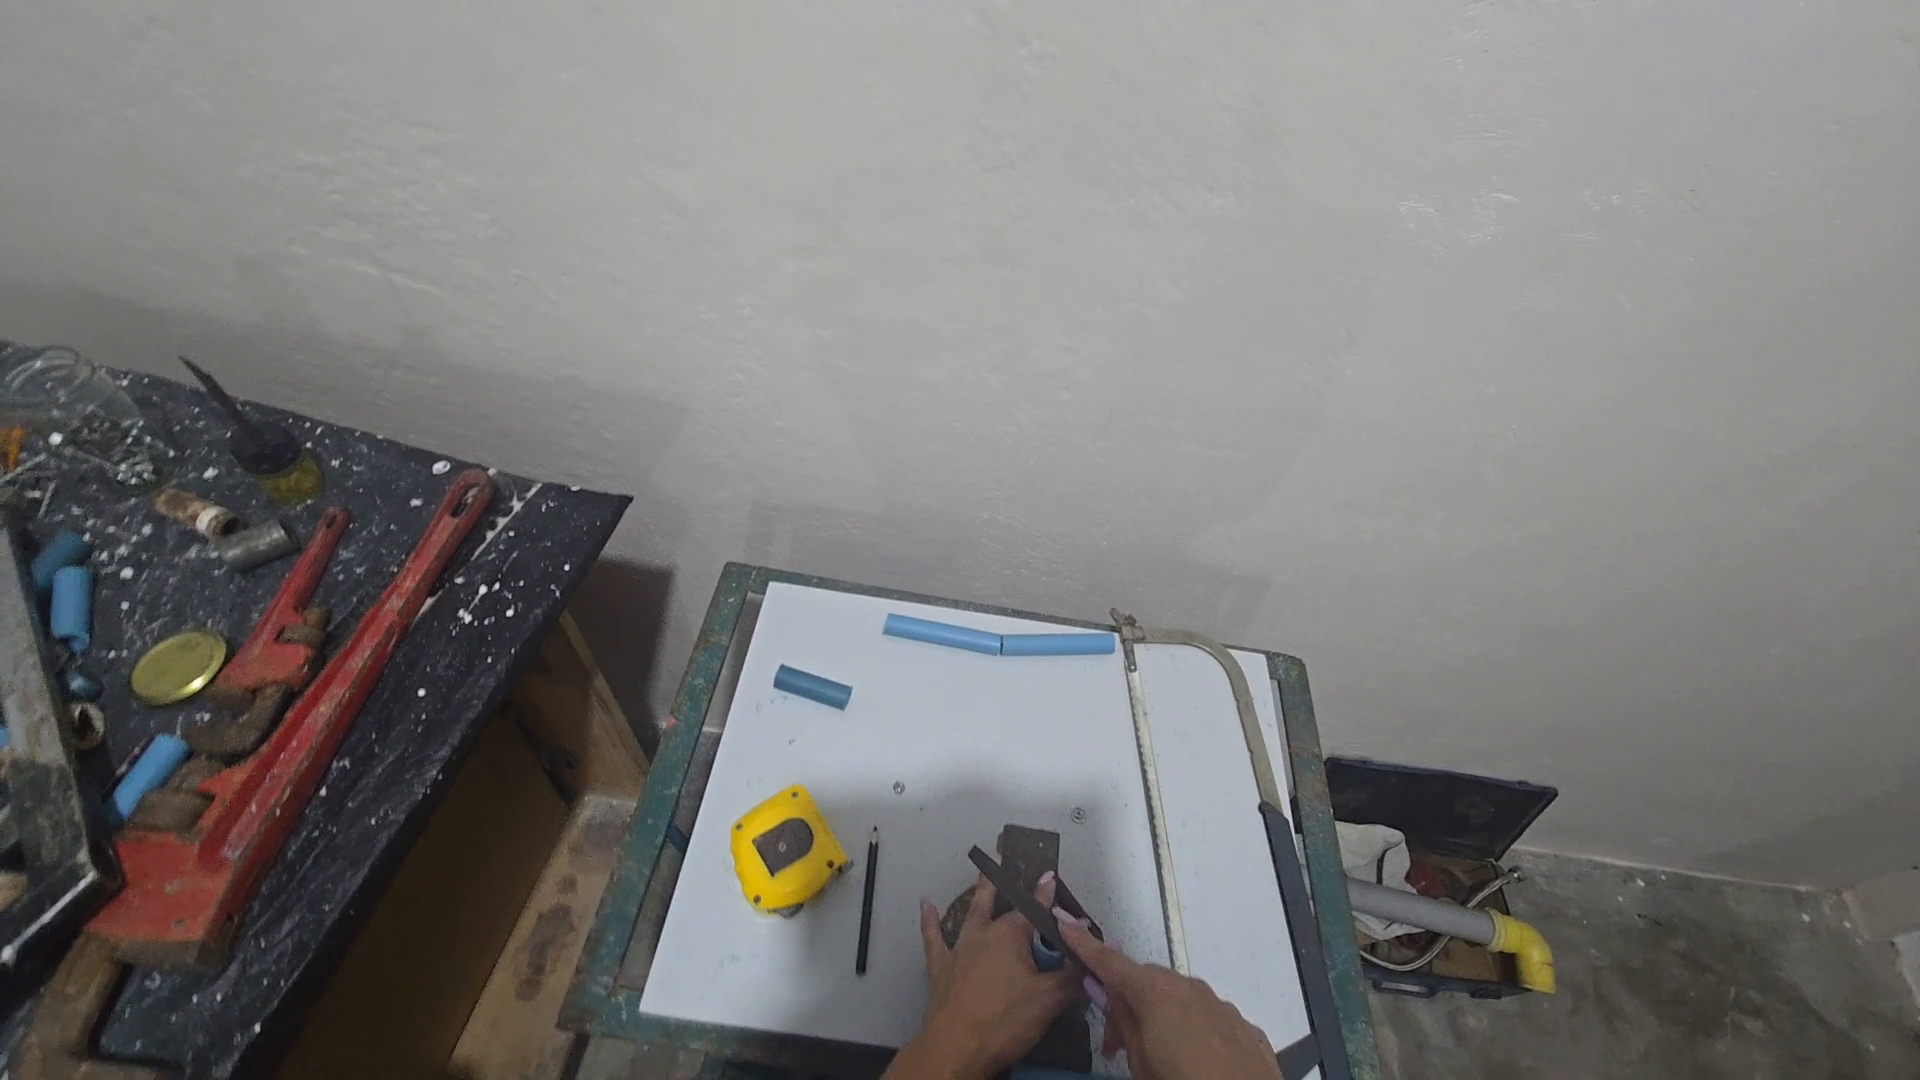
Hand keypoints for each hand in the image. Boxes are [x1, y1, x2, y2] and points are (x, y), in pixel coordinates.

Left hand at [885, 873, 1080, 1079]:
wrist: (957, 1047)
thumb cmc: (1004, 1022)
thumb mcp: (1048, 1001)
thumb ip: (1071, 978)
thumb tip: (1089, 960)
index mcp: (1011, 936)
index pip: (1035, 910)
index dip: (1046, 894)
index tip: (1050, 875)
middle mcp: (985, 934)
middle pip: (999, 903)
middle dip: (1006, 881)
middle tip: (1006, 859)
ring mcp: (960, 948)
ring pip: (971, 912)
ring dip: (978, 893)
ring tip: (982, 872)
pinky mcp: (941, 967)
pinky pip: (933, 938)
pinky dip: (929, 921)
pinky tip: (926, 904)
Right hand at [1060, 918, 1279, 1079]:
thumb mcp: (1140, 1063)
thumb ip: (1122, 1022)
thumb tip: (1103, 989)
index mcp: (1155, 992)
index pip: (1109, 961)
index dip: (1083, 944)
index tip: (1063, 922)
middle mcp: (1187, 987)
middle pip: (1144, 982)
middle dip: (1126, 1004)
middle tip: (1115, 1046)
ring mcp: (1219, 1005)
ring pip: (1178, 999)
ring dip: (1160, 1018)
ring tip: (1159, 1061)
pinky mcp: (1244, 1027)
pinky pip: (1208, 1019)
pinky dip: (1193, 1032)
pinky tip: (1197, 1063)